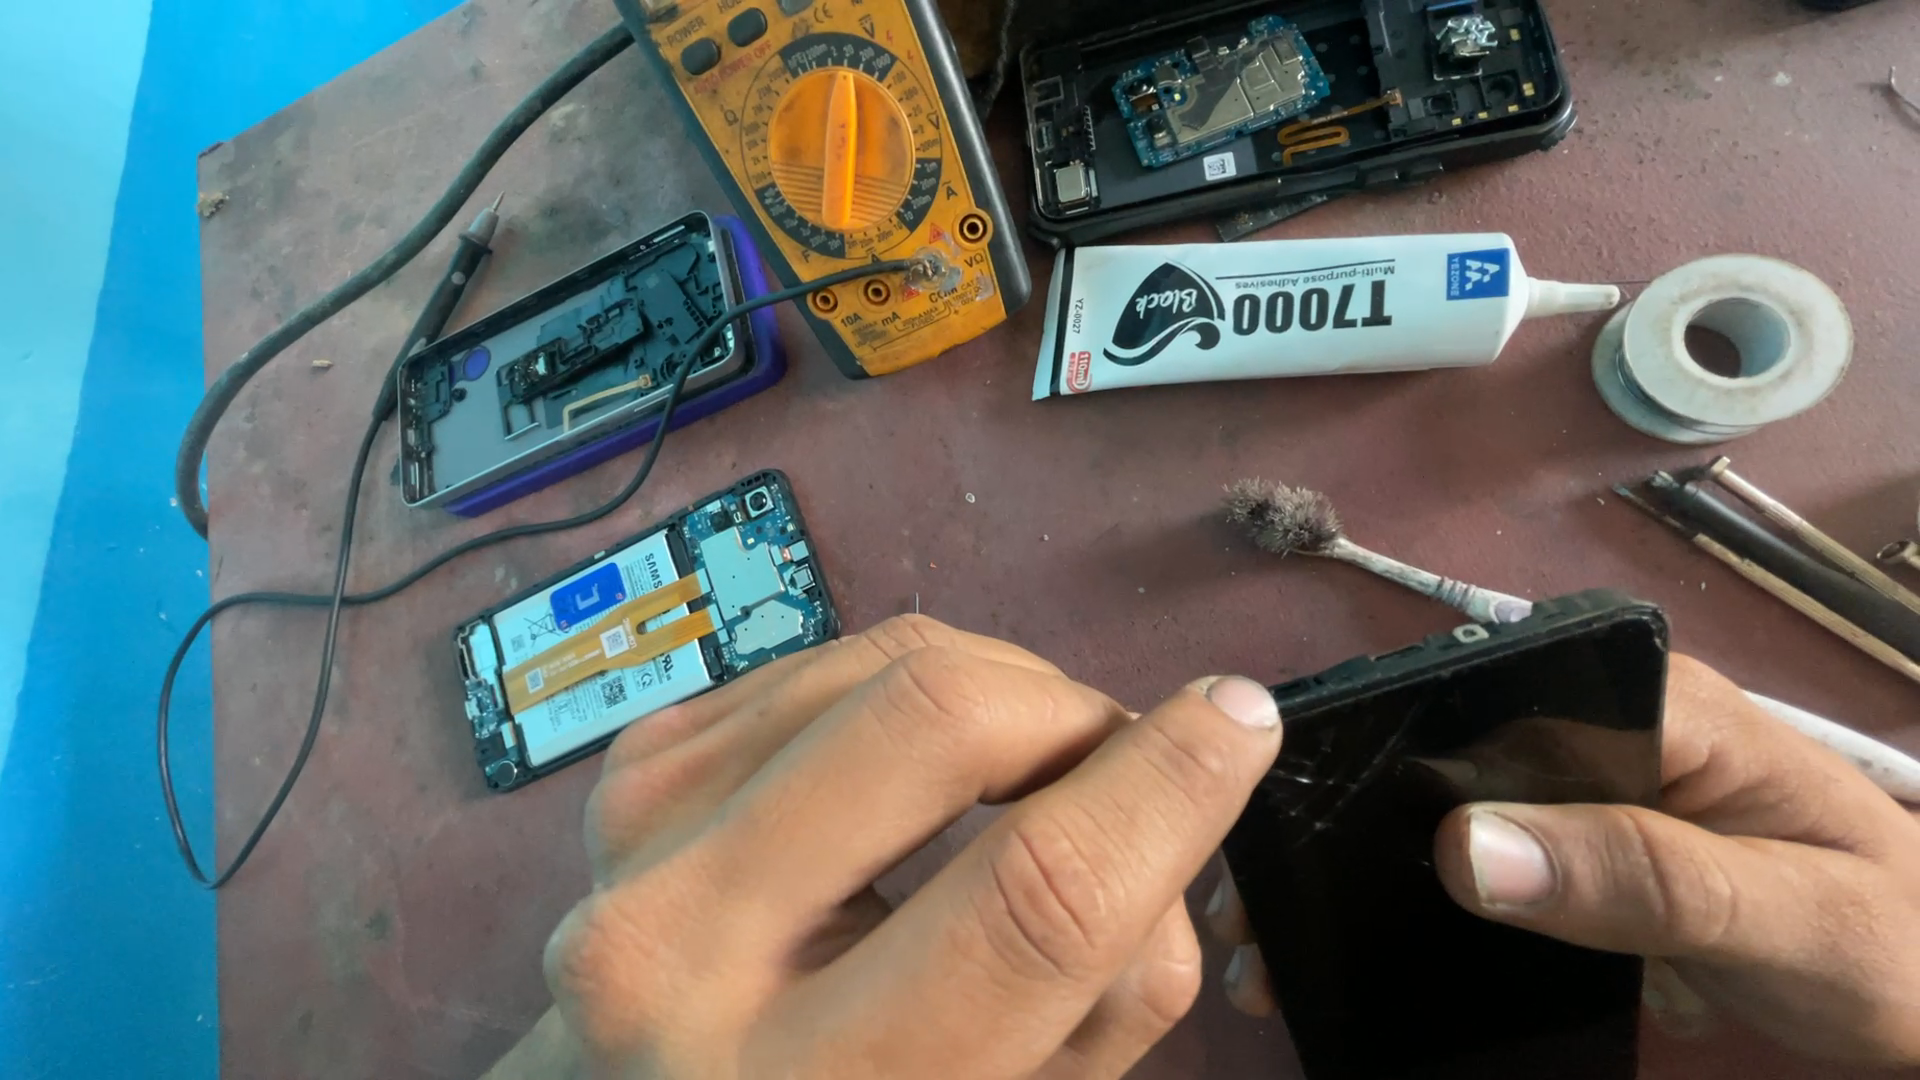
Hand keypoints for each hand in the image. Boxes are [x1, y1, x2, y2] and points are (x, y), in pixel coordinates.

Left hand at [542, 615, 1282, 1078]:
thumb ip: (1113, 982)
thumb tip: (1172, 793)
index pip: (1035, 899)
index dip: (1165, 787)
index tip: (1239, 716)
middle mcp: (687, 946)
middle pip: (940, 720)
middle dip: (1068, 710)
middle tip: (1107, 746)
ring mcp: (646, 831)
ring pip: (890, 659)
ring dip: (999, 682)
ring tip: (1020, 750)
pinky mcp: (642, 760)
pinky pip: (832, 659)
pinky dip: (915, 678)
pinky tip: (921, 746)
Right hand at [1209, 655, 1919, 1065]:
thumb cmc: (1909, 951)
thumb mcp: (1806, 924)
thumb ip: (1649, 877)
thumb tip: (1462, 851)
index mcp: (1631, 696)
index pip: (1464, 694)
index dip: (1370, 748)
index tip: (1298, 826)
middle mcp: (1571, 717)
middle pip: (1421, 743)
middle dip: (1332, 812)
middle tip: (1252, 895)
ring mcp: (1552, 775)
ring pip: (1420, 798)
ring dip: (1346, 857)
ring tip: (1268, 924)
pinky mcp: (1544, 828)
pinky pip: (1449, 844)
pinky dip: (1392, 888)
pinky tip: (1342, 934)